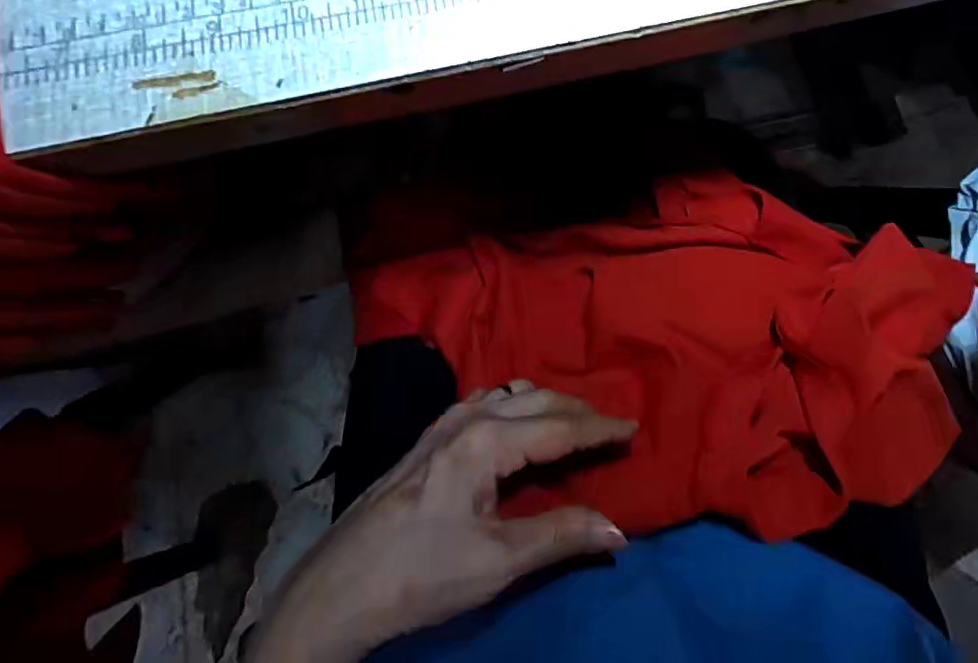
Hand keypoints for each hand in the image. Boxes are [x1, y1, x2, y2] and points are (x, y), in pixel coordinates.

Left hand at [250, 382, 635, 662]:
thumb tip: (618, 528)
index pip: (555, 426)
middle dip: (575, 410)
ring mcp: (442, 424)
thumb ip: (560, 536)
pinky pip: (482, 402)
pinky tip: (514, 421)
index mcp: (485, 441)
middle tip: (610, 425)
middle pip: (533, 400)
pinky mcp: (428, 437)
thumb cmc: (424, 572)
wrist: (344, 581)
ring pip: (505, 395)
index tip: (633, 424)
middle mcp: (465, 419)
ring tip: (571, 421)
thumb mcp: (498, 561)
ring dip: (543, 403)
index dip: (597, 427)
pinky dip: (513, 404)